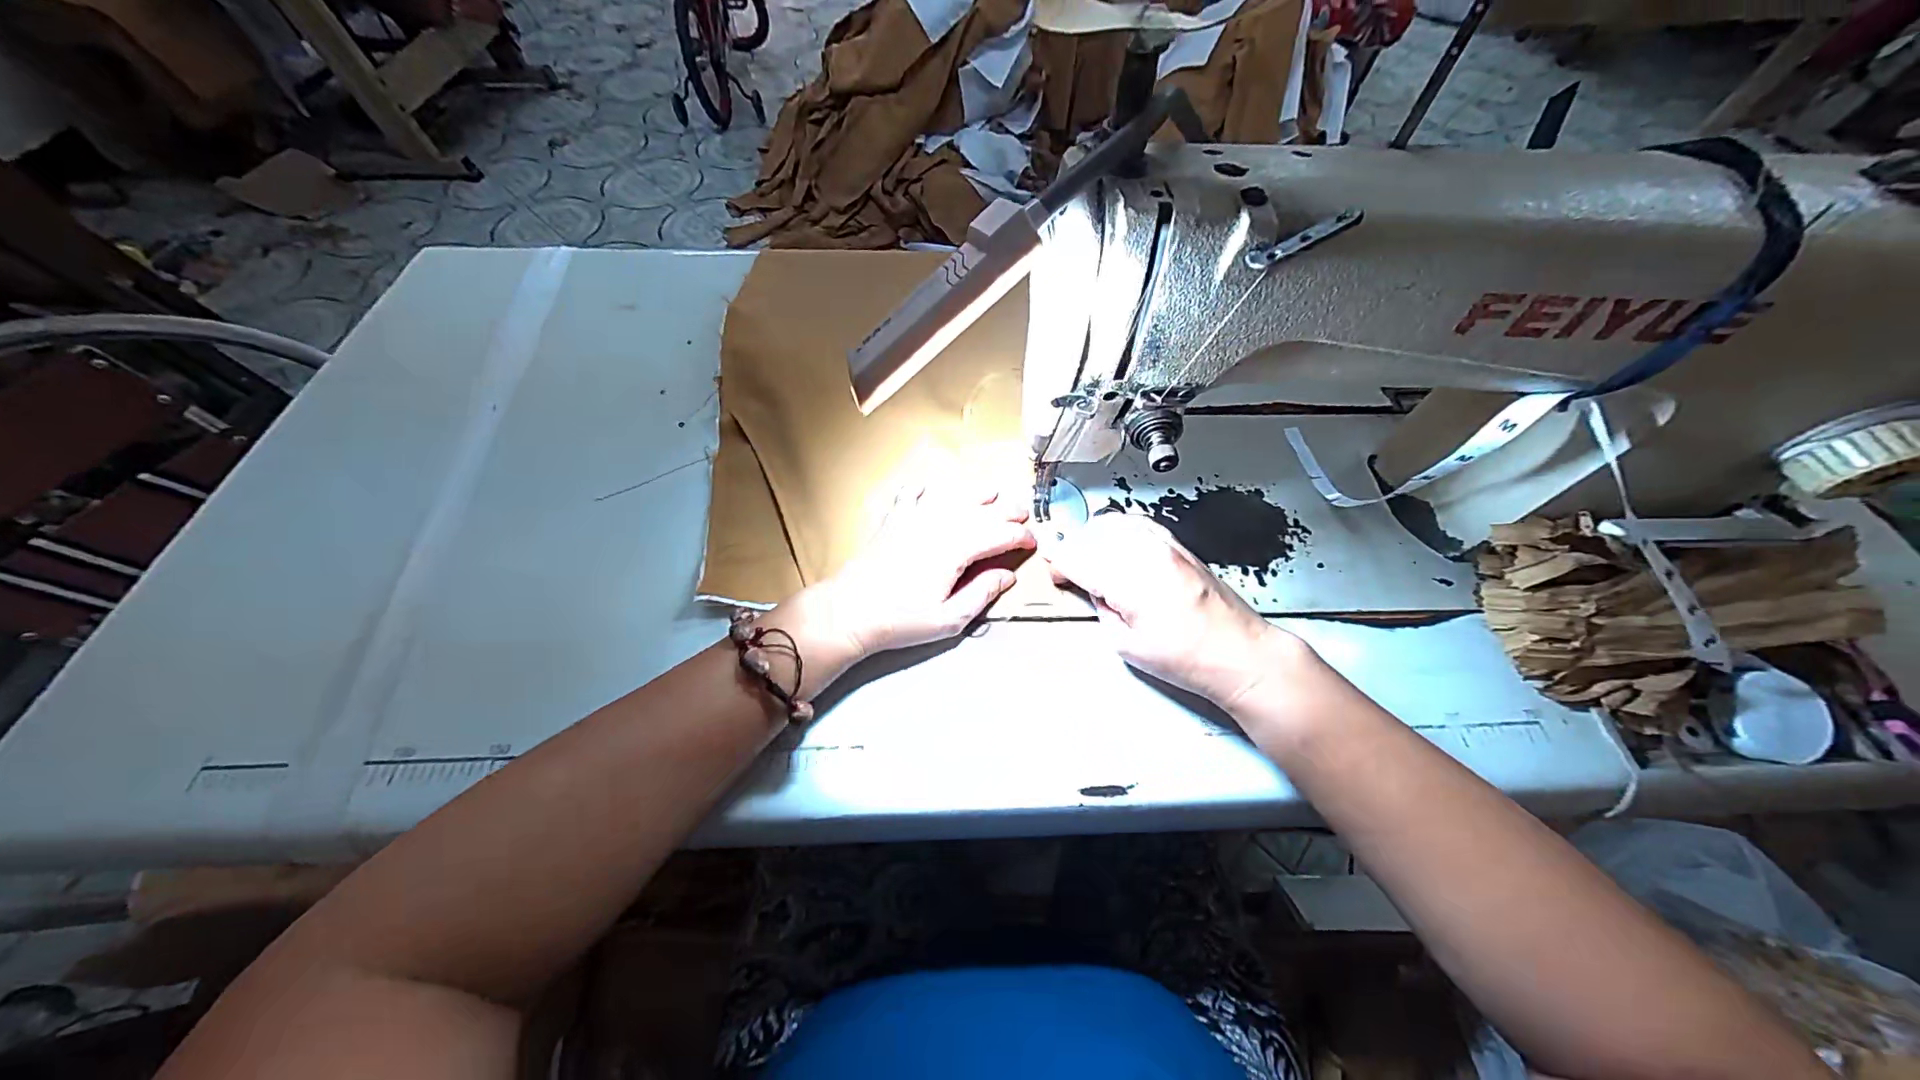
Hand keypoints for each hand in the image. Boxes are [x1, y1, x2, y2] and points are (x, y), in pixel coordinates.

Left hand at [761, 481, 1034, 697]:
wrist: (849, 611)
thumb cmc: (899, 620)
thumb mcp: (948, 618)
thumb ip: (981, 594)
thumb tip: (1006, 576)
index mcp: (955, 549)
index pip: (998, 533)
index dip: (1020, 536)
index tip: (1032, 542)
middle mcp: (937, 525)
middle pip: (981, 509)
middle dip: (1007, 510)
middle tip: (1022, 516)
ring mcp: (913, 518)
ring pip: (953, 494)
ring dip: (976, 492)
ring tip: (992, 492)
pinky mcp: (894, 519)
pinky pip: (914, 493)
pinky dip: (928, 488)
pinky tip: (934, 489)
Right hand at [1042, 513, 1310, 710]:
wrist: (1238, 652)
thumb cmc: (1189, 656)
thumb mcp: (1126, 644)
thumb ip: (1102, 607)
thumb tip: (1091, 589)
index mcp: (1128, 580)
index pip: (1078, 557)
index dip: (1059, 565)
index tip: (1055, 572)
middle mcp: (1146, 553)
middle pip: (1091, 536)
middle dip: (1074, 551)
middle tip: (1069, 569)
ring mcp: (1165, 544)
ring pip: (1113, 524)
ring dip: (1094, 537)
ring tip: (1089, 557)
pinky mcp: (1179, 544)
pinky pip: (1138, 523)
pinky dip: (1119, 529)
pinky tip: (1115, 543)